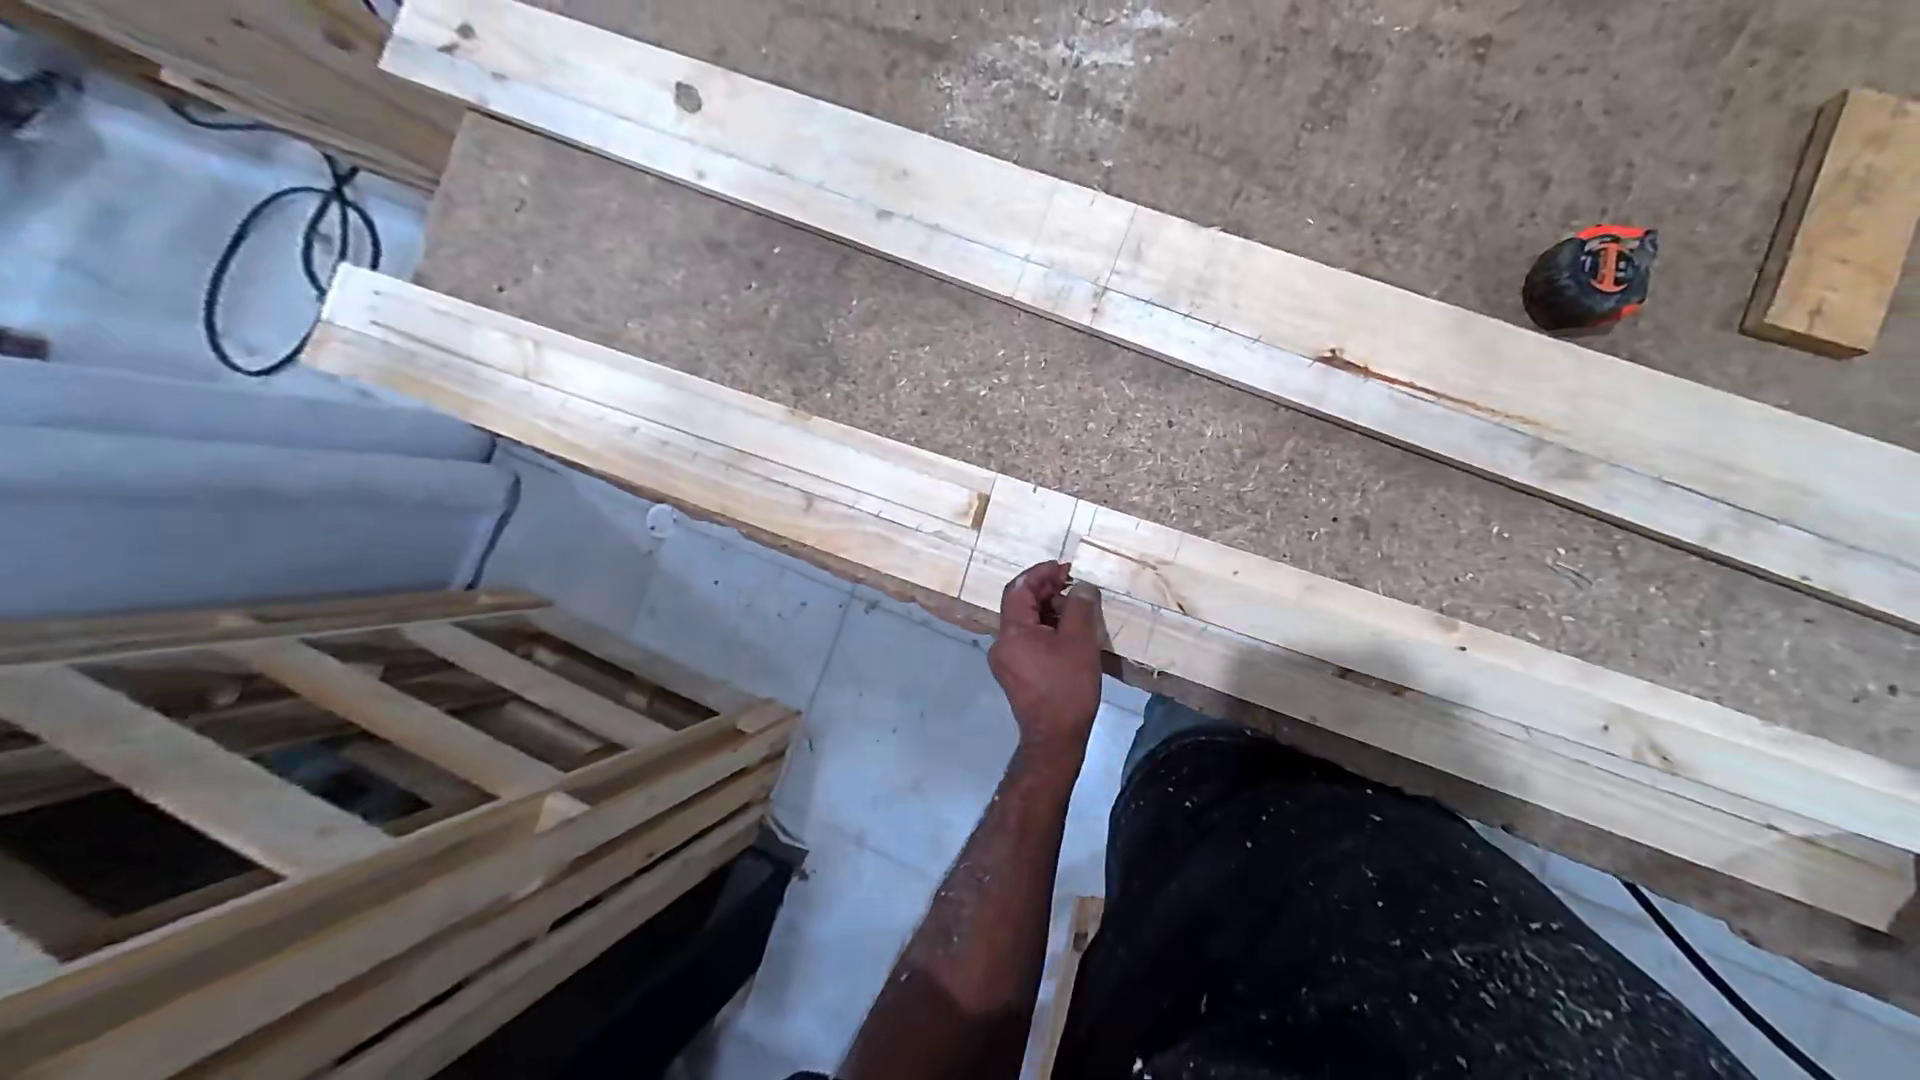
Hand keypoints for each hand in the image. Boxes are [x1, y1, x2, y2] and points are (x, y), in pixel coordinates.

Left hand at [987, 561, 1103, 756]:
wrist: (1055, 737)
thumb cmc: (1067, 687)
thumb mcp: (1079, 641)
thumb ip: (1079, 607)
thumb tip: (1080, 586)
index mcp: (1011, 632)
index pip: (1018, 588)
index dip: (1040, 573)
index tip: (1064, 567)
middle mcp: (1001, 643)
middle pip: (1020, 605)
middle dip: (1046, 590)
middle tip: (1073, 584)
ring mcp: (1005, 660)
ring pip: (1024, 623)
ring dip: (1047, 610)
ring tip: (1075, 607)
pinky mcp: (1015, 673)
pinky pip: (1027, 640)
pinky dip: (1045, 629)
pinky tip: (1067, 632)